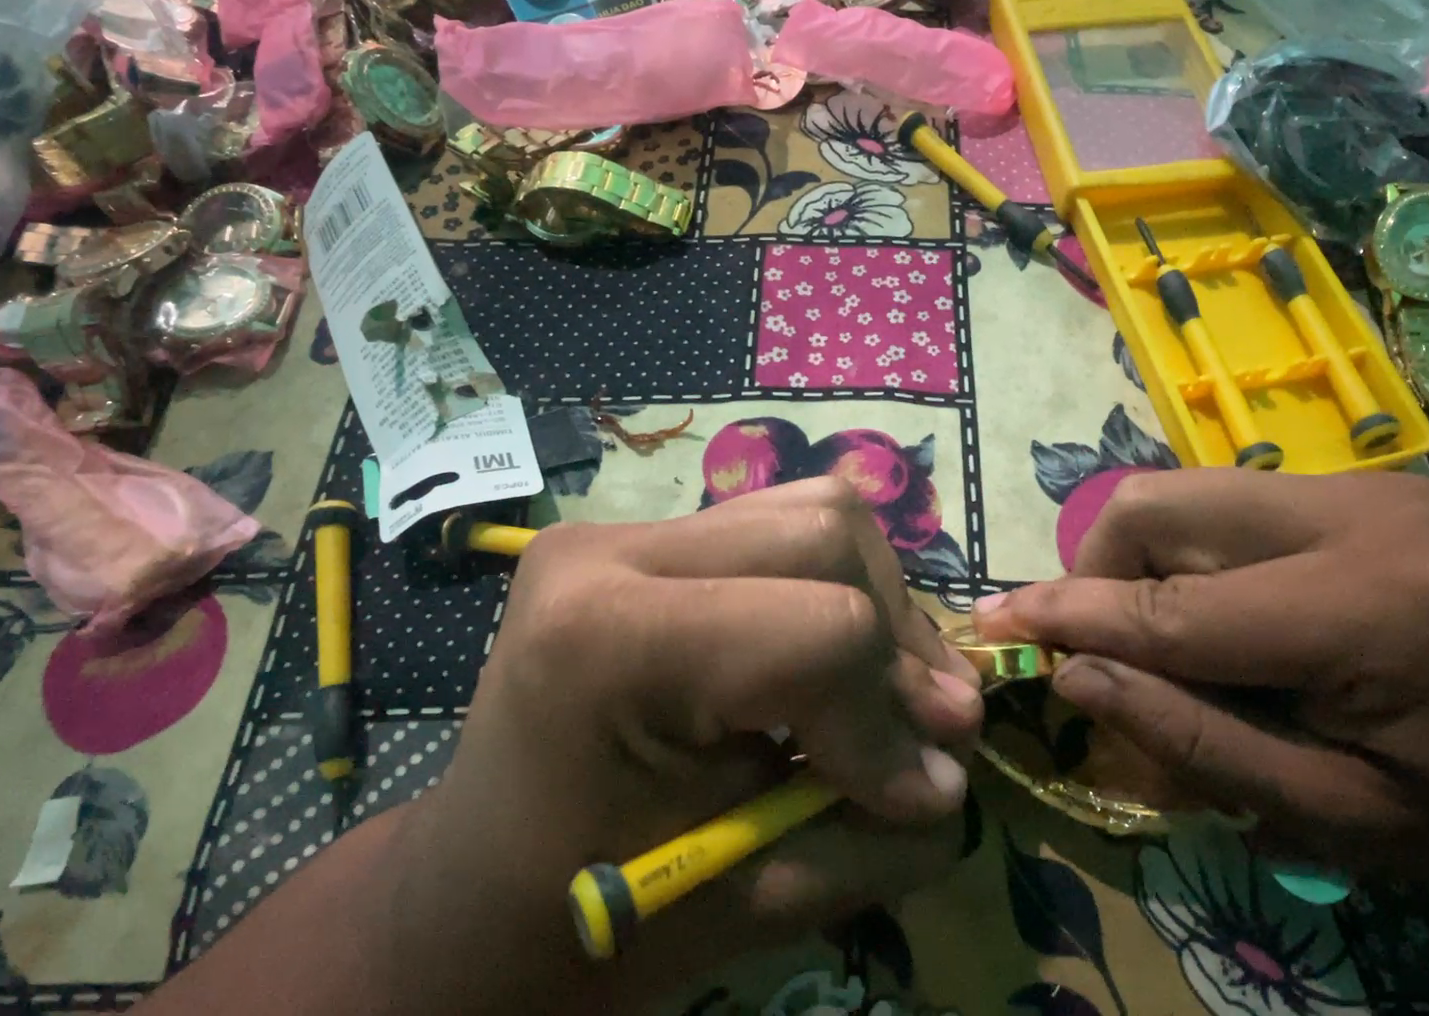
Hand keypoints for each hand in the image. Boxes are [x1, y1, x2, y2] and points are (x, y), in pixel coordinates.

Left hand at [389, 478, 982, 1009]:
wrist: (477, 887)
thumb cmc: (590, 913)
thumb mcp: (751, 902)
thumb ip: (880, 838)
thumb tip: (951, 769)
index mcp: (609, 639)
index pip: (824, 627)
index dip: (890, 716)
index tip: (914, 794)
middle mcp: (609, 550)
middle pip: (827, 536)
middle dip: (895, 643)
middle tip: (924, 731)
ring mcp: (619, 532)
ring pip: (813, 515)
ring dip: (873, 606)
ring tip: (880, 692)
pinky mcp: (638, 538)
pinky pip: (777, 530)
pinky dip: (831, 590)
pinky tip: (823, 661)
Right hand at [973, 468, 1428, 893]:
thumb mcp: (1335, 816)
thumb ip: (1192, 741)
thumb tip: (1073, 676)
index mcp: (1366, 613)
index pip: (1167, 607)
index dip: (1066, 615)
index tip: (991, 625)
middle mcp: (1359, 517)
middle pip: (1157, 507)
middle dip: (1096, 572)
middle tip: (1098, 648)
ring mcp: (1365, 486)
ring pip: (1183, 494)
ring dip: (1140, 563)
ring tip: (1161, 640)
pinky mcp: (1363, 485)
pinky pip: (1227, 505)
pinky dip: (1189, 556)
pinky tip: (1221, 616)